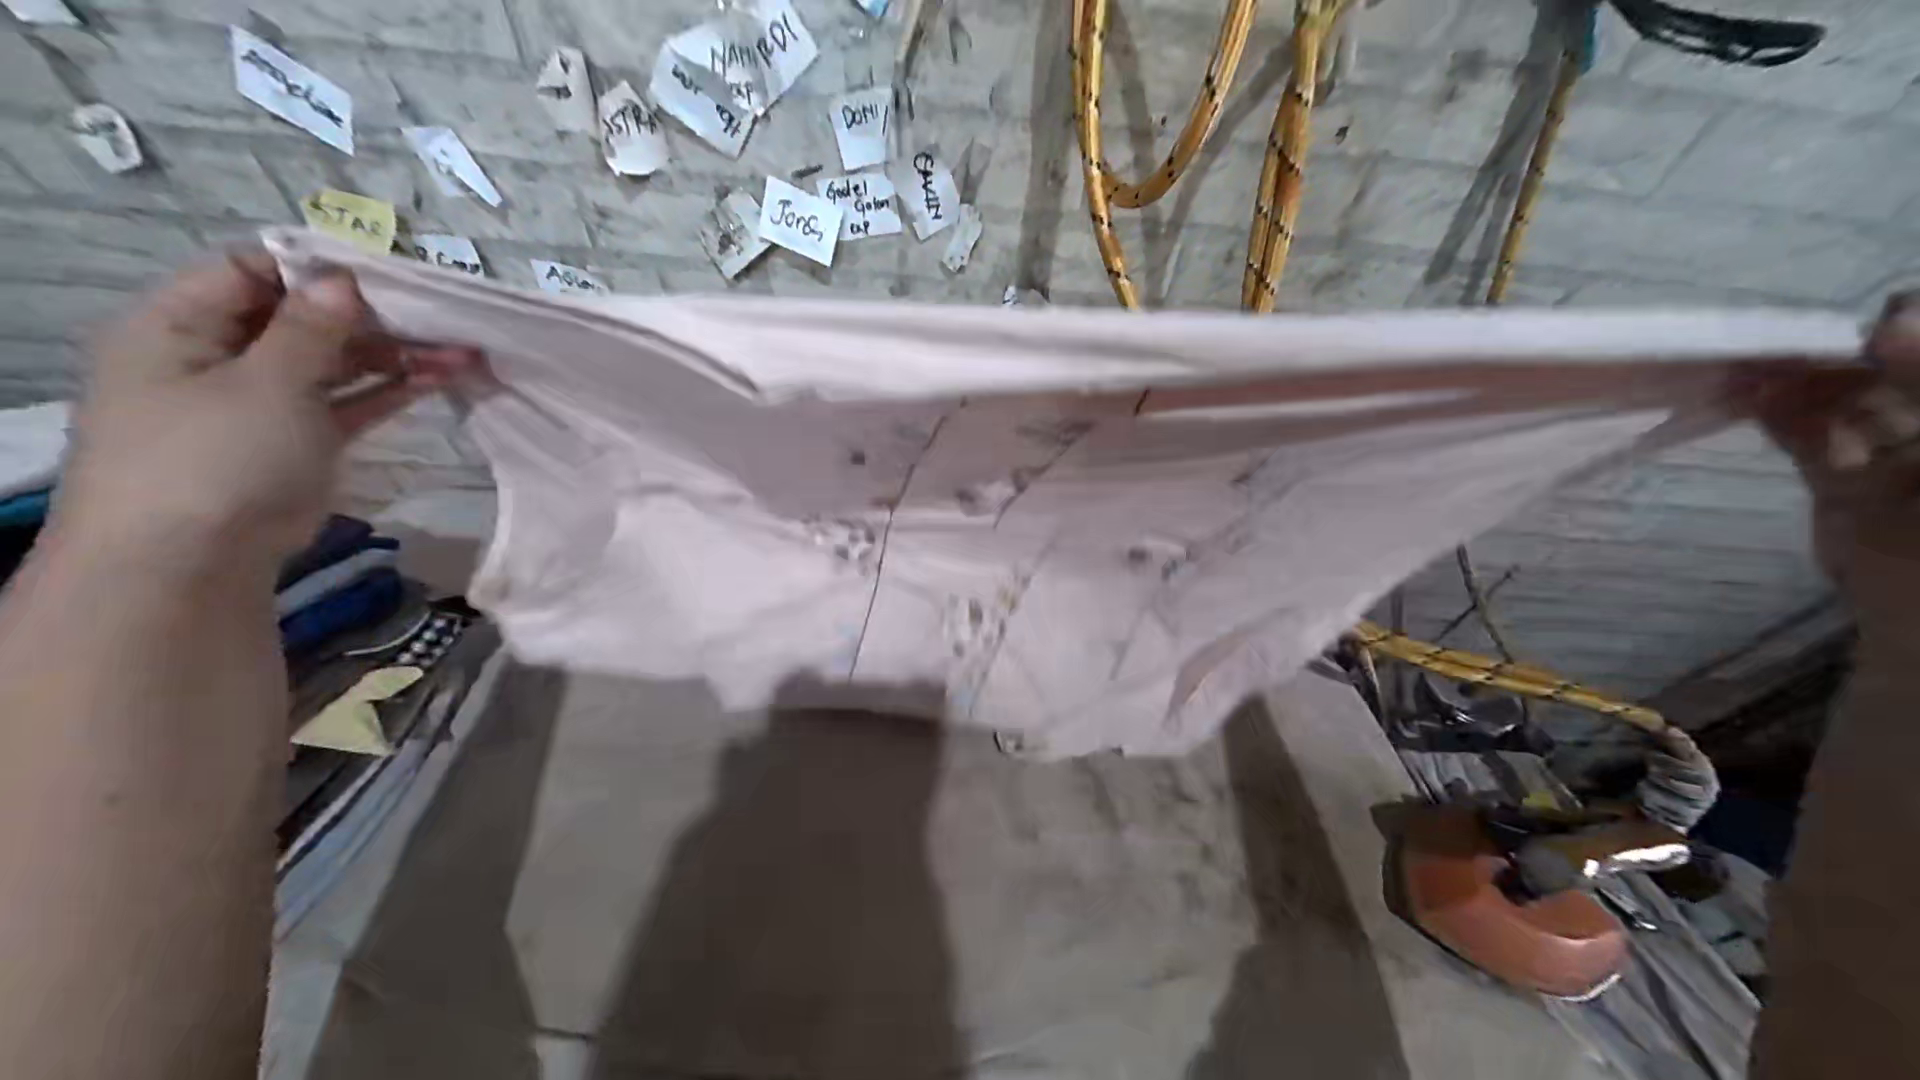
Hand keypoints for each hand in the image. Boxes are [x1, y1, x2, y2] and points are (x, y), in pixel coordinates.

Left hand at [53, 252, 479, 576]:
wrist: (195, 559)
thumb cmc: (216, 457)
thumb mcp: (264, 383)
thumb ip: (309, 329)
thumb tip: (342, 279)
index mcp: (180, 327)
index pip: (249, 273)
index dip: (314, 269)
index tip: (383, 274)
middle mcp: (219, 357)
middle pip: (303, 320)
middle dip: (373, 319)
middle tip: (439, 317)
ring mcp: (263, 401)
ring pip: (335, 364)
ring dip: (394, 357)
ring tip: (460, 353)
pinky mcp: (301, 439)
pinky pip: (348, 402)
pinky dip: (389, 391)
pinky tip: (437, 380)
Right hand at [1752, 296, 1919, 638]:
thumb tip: (1891, 317)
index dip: (1913, 326)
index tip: (1882, 305)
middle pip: (1903, 375)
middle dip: (1857, 349)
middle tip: (1797, 332)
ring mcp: (1904, 460)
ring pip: (1855, 404)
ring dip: (1807, 381)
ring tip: (1756, 358)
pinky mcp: (1845, 488)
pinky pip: (1812, 443)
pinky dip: (1780, 417)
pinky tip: (1750, 394)